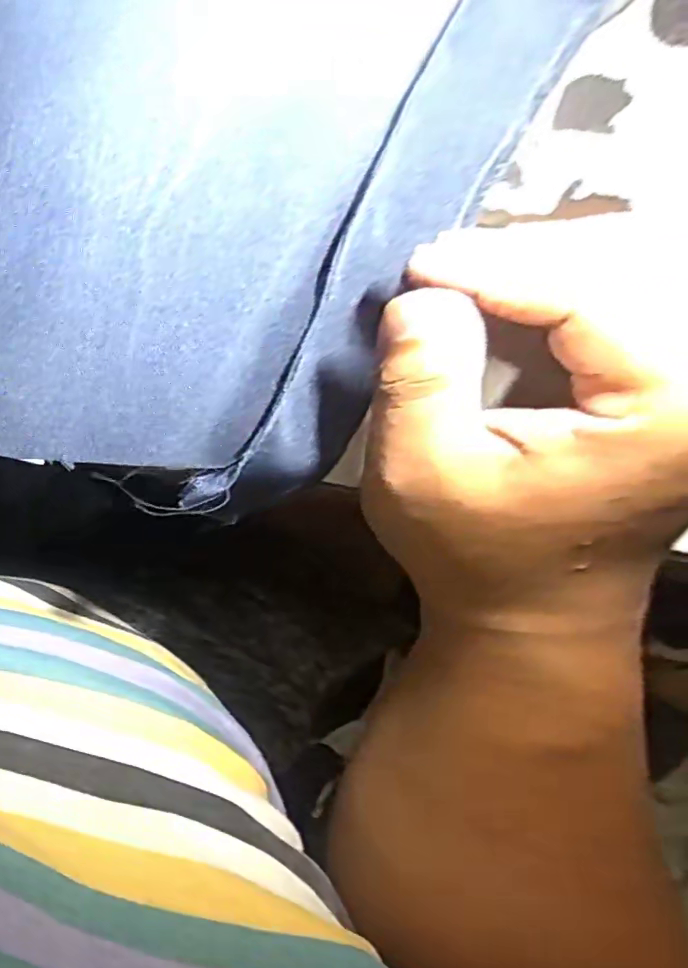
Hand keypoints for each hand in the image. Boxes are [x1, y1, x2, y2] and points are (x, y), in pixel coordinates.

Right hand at [363, 215, 687, 632]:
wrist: (530, 595)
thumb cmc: (466, 542)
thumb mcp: (418, 466)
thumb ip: (421, 380)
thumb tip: (416, 299)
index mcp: (673, 406)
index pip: (597, 300)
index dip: (501, 270)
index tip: (418, 262)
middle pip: (636, 276)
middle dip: (528, 259)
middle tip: (434, 262)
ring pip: (639, 283)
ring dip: (546, 268)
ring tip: (461, 271)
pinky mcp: (672, 384)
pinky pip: (628, 312)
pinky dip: (561, 293)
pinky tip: (502, 295)